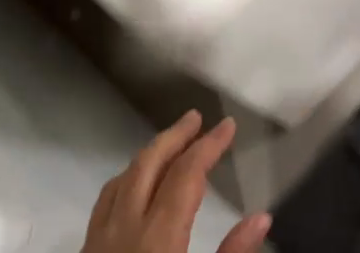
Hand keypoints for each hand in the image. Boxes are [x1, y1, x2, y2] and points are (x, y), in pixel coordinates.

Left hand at [82, 111, 271, 252]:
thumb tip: (261, 218)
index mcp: (157, 238)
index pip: (186, 174)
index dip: (208, 145)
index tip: (227, 126)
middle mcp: (123, 232)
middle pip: (148, 166)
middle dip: (174, 137)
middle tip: (197, 119)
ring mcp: (98, 246)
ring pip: (120, 182)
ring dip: (148, 157)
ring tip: (170, 147)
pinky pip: (104, 205)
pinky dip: (125, 183)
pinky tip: (132, 192)